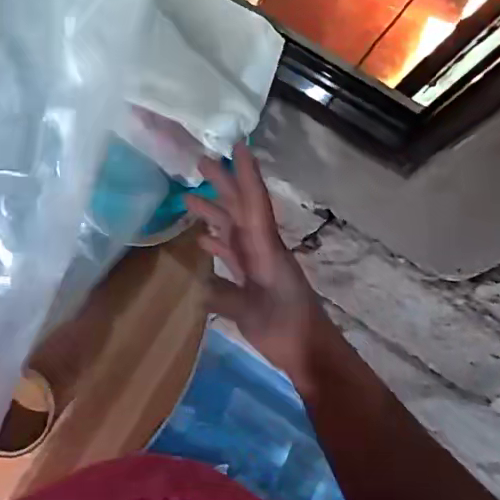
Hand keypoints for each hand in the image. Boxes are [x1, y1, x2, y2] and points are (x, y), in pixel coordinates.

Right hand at [185, 146, 332, 387]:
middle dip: (222, 184)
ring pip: (233, 228)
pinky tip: (201, 241)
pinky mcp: (253, 278)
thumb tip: (197, 287)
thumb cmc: (287, 329)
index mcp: (265, 248)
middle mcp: (261, 248)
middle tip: (201, 161)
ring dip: (214, 212)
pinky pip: (232, 252)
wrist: (311, 352)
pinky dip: (216, 242)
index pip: (253, 203)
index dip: (245, 175)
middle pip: (240, 208)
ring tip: (188, 199)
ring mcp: (257, 262)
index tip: (238, 147)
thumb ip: (226, 298)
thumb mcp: (254, 315)